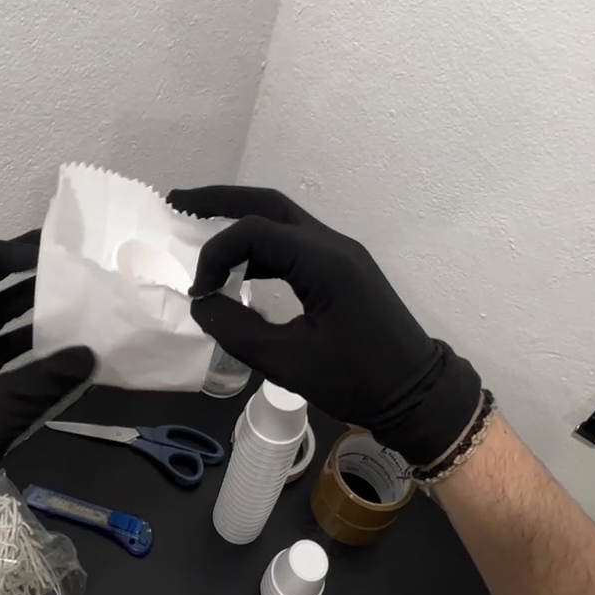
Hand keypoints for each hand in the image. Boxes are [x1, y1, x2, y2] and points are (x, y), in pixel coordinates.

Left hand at [0, 231, 95, 563]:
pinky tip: (64, 356)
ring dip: (31, 314)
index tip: (38, 252)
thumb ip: (48, 380)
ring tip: (73, 306)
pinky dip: (33, 351)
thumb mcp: (2, 410)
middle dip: (23, 278)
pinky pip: (6, 356)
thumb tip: (91, 353)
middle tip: (65, 270)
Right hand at [166, 186, 480, 467]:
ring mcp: (341, 253)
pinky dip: (262, 246)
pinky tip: (239, 266)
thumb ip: (236, 330)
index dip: (216, 254)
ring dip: (240, 220)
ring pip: (283, 219)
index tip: (200, 291)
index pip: (254, 231)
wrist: (417, 394)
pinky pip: (295, 242)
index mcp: (323, 262)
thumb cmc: (357, 381)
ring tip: (199, 226)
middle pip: (269, 203)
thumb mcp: (288, 362)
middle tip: (177, 202)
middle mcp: (333, 245)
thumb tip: (202, 304)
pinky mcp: (343, 268)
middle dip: (220, 200)